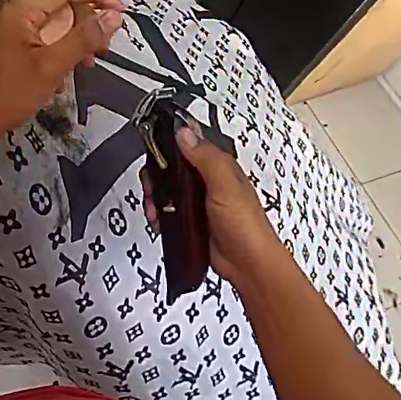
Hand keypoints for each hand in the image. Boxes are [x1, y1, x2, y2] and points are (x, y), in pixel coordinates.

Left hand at [0, 0, 123, 146]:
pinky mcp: (8, 46)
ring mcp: (8, 29)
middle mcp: (12, 12)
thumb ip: (84, 38)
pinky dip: (58, 52)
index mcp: (19, 7)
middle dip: (87, 24)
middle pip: (60, 5)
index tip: (120, 11)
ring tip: (90, 61)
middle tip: (105, 44)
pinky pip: (41, 39)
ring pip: (53, 25)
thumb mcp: (52, 66)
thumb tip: (113, 17)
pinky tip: (66, 73)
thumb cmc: (4, 95)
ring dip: (75, 41)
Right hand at [163, 123, 297, 285]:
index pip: (192, 143)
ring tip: (155, 204)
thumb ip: (206, 158)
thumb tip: (185, 133)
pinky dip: (161, 212)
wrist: (248, 266)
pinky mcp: (193, 219)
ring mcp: (200, 201)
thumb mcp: (225, 186)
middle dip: (158, 173)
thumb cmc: (248, 227)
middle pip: (175, 166)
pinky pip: (171, 209)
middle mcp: (210, 181)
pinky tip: (160, 217)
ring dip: (157, 195)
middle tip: (152, 182)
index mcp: (220, 166)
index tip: (155, 146)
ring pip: (170, 188)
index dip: (172, 142)